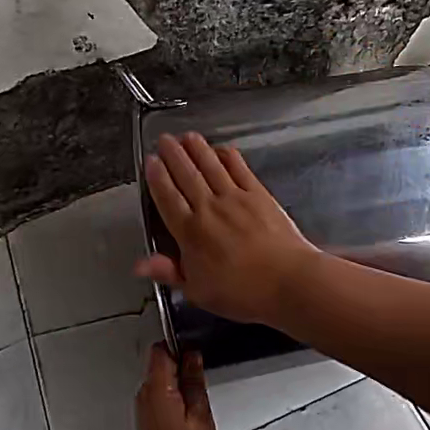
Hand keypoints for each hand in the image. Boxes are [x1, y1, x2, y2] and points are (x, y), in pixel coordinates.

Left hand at [134, 344, 214, 429]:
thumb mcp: (200, 414)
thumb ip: (194, 380)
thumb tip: (193, 356)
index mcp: (157, 387)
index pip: (161, 349)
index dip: (178, 346)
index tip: (194, 356)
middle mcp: (144, 392)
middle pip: (159, 361)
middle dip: (179, 365)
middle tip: (198, 383)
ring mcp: (142, 404)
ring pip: (159, 377)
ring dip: (176, 381)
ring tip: (193, 403)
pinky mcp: (145, 414)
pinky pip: (157, 392)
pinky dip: (171, 394)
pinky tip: (185, 412)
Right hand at [135, 132, 322, 326]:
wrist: (287, 281)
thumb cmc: (243, 293)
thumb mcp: (198, 291)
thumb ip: (170, 272)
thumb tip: (142, 264)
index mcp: (190, 233)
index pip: (167, 198)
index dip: (156, 177)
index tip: (150, 161)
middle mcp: (209, 209)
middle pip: (186, 175)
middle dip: (172, 155)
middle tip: (164, 139)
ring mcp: (234, 199)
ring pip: (210, 166)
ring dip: (197, 149)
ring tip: (186, 136)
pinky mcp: (258, 195)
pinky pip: (239, 169)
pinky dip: (227, 156)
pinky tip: (221, 148)